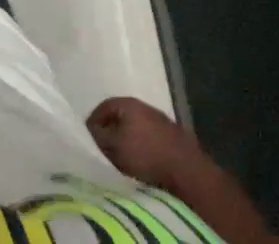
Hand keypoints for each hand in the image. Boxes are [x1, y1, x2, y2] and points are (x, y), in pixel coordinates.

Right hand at [87, 96, 209, 189]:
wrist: (190, 174)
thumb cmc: (145, 155)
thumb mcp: (112, 146)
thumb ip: (97, 136)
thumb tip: (88, 130)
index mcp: (129, 103)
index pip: (104, 107)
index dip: (93, 122)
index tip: (88, 138)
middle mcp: (148, 108)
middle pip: (122, 117)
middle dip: (112, 132)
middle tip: (104, 148)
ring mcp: (166, 123)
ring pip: (139, 130)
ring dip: (130, 142)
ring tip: (123, 159)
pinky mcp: (178, 141)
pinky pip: (153, 142)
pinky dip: (145, 150)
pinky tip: (144, 164)